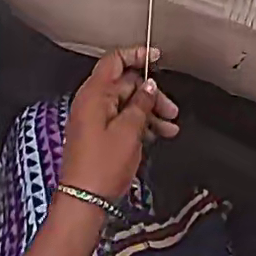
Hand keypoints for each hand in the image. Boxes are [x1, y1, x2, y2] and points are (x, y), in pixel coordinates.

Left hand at [59, 47, 180, 202]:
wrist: (84, 201)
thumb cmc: (103, 165)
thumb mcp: (129, 131)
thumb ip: (141, 104)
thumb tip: (149, 86)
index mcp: (94, 94)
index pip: (114, 60)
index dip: (136, 55)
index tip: (156, 57)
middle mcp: (91, 101)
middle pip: (125, 84)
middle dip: (150, 94)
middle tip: (171, 110)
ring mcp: (93, 117)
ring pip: (126, 103)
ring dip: (149, 111)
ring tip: (169, 127)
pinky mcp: (97, 133)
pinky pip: (121, 118)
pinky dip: (139, 123)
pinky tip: (157, 134)